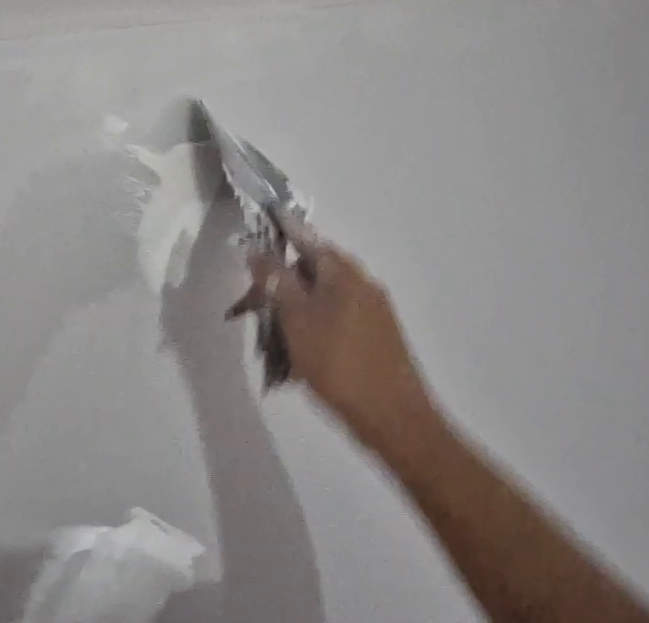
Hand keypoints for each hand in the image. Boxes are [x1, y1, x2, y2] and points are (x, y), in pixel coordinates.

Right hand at [227, 217, 433, 441]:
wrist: (395, 419)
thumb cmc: (338, 363)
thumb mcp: (296, 317)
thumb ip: (275, 279)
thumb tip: (257, 247)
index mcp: (343, 272)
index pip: (304, 237)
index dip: (279, 231)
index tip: (257, 229)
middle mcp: (361, 283)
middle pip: (312, 270)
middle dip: (280, 284)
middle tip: (253, 306)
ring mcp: (373, 311)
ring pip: (322, 299)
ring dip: (295, 311)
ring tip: (273, 340)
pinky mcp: (378, 338)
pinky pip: (336, 322)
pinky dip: (313, 330)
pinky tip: (299, 358)